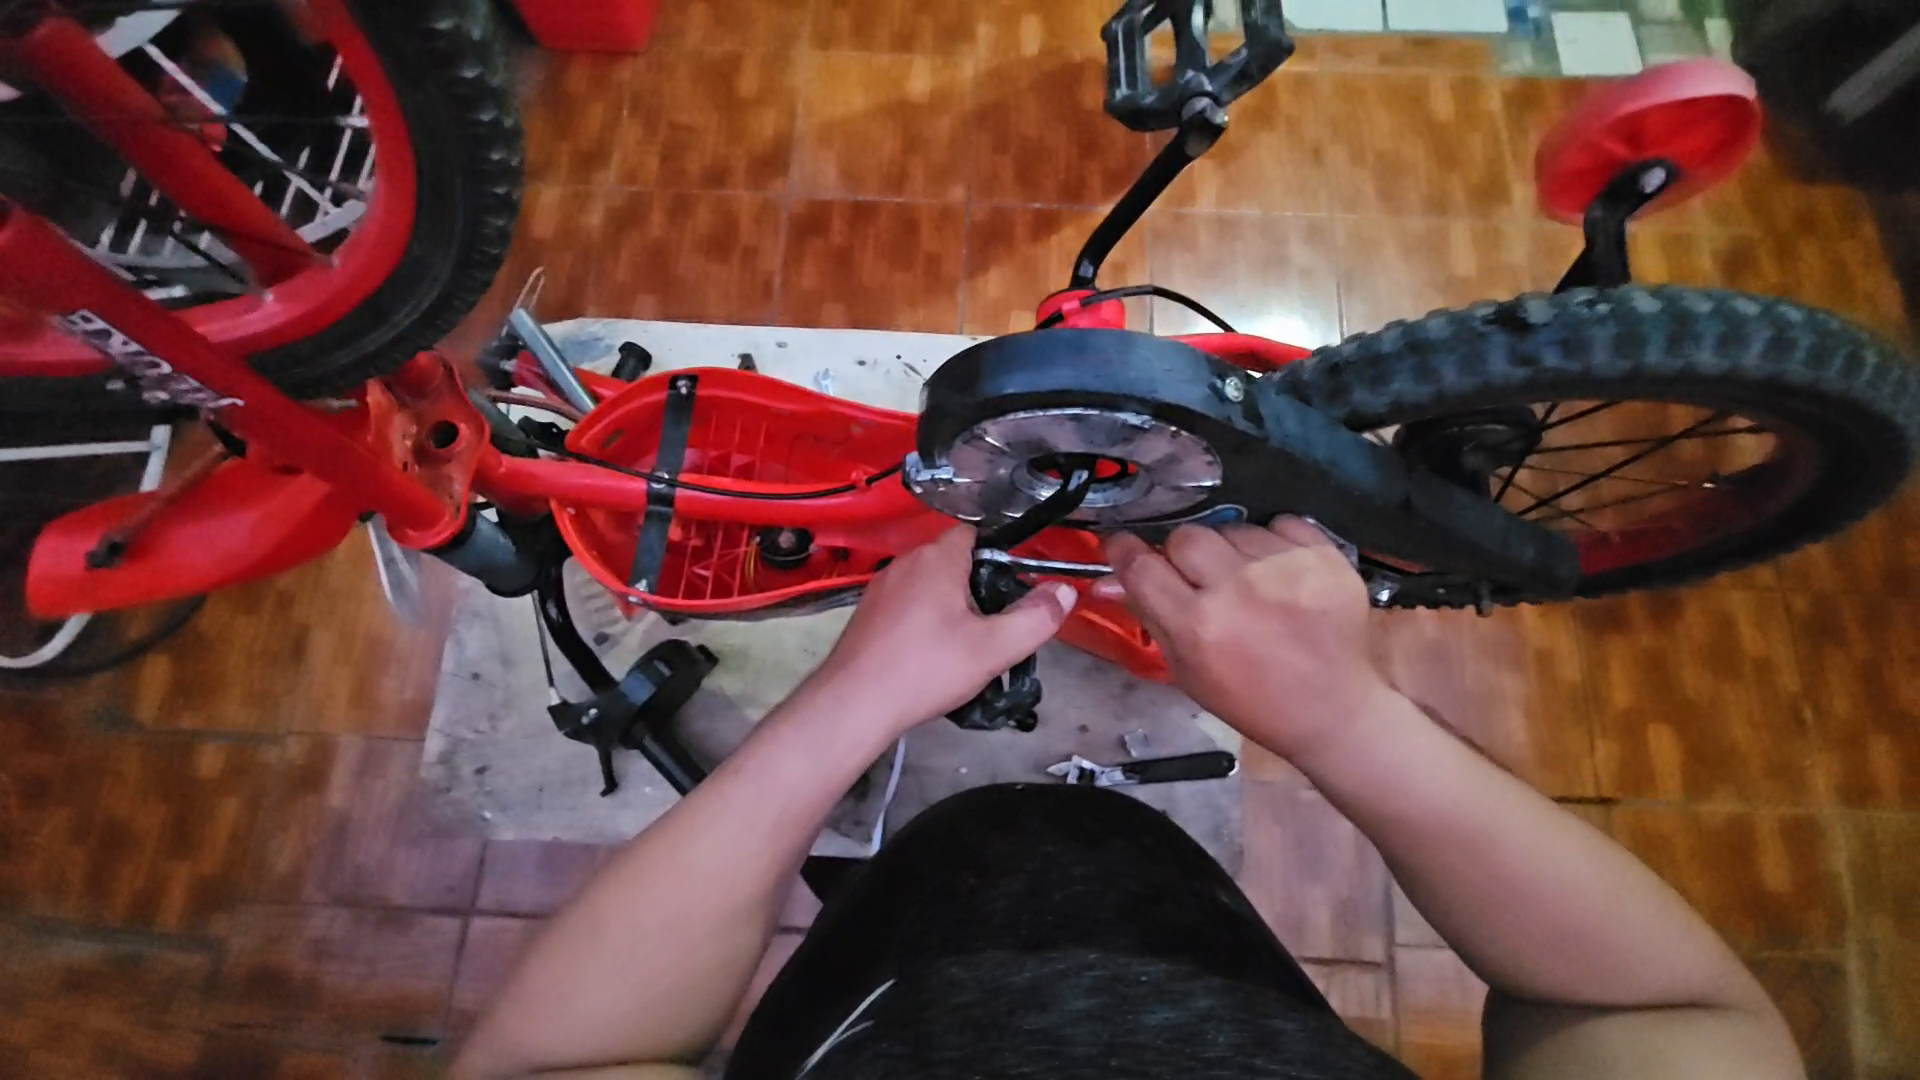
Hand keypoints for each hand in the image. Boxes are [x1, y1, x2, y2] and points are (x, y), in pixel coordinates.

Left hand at [811, 527, 1077, 734]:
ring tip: (966, 643)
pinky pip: (907, 603)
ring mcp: (881, 586)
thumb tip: (1065, 591)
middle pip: (954, 560)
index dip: (1001, 555)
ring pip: (929, 584)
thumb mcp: (993, 649)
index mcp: (937, 558)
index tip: (1016, 586)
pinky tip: (931, 654)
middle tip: (996, 623)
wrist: (853, 703)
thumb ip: (1034, 619)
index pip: (977, 534)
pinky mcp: (867, 612)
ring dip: (951, 604)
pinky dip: (924, 619)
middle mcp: (906, 562)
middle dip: (979, 584)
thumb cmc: (925, 669)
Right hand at [1095, 518, 1392, 759]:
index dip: (1123, 550)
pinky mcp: (1326, 558)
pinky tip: (1278, 574)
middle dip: (1182, 555)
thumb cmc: (1249, 699)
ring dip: (1229, 550)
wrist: (1333, 712)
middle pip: (1185, 536)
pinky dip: (1271, 543)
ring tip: (1246, 582)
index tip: (1122, 547)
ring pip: (1231, 527)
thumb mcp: (1186, 669)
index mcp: (1199, 627)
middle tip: (1197, 580)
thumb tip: (1107, 578)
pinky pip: (1279, 523)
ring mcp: (1287, 570)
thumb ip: (1148, 615)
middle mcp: (1240, 590)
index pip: (1140, 565)